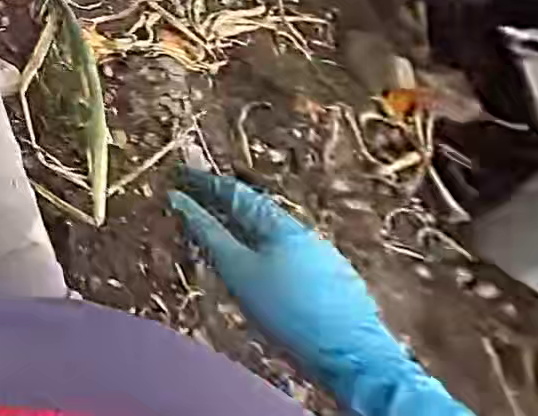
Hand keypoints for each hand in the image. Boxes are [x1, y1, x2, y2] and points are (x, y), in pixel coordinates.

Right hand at [169, 167, 469, 415]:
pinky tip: (257, 261)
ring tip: (218, 227)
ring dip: (241, 224)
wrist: (360, 363)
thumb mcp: (238, 270)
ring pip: (270, 230)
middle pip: (252, 207)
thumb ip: (207, 232)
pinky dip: (261, 245)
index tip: (177, 176)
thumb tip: (177, 199)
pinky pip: (286, 250)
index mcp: (276, 221)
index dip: (201, 182)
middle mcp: (299, 229)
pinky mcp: (333, 280)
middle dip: (221, 201)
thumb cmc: (289, 312)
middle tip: (192, 199)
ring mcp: (320, 254)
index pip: (232, 190)